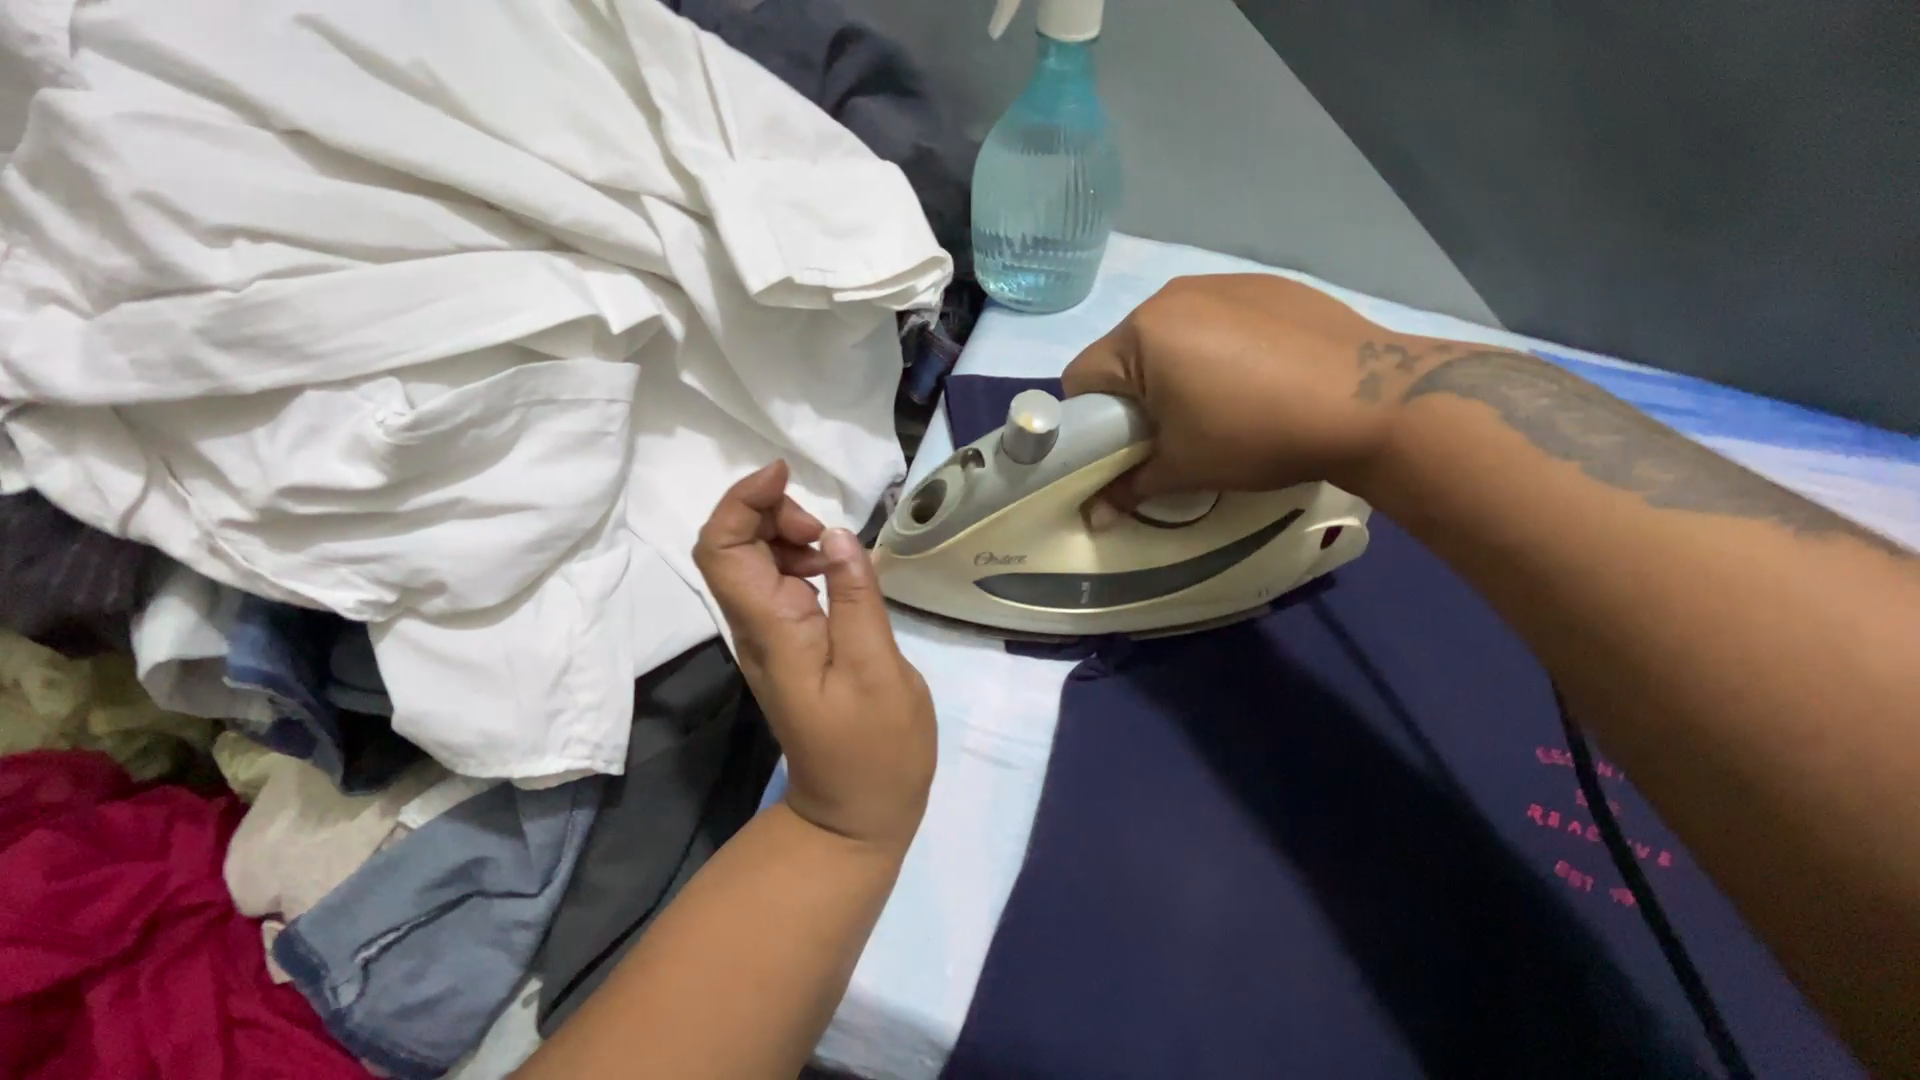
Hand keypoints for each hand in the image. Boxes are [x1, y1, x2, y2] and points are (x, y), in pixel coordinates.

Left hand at [694, 461, 935, 850]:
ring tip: (835, 547)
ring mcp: (767, 639)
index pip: (721, 550)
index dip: (740, 501)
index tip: (783, 473)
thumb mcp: (880, 673)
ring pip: (749, 562)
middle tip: (825, 527)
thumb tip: (838, 535)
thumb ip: (857, 600)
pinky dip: (798, 559)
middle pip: (728, 548)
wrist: (854, 814)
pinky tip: (834, 570)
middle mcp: (754, 630)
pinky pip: (774, 585)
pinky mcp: (786, 645)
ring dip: (783, 535)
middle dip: (767, 513)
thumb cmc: (876, 751)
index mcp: (771, 632)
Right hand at [1063, 274, 1453, 509]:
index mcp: (1141, 333)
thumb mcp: (1187, 469)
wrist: (1374, 401)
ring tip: (1224, 404)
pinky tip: (1261, 378)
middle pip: (1126, 352)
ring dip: (1178, 368)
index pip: (1081, 378)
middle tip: (1176, 432)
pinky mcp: (1267, 285)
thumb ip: (1129, 489)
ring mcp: (1223, 283)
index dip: (1092, 422)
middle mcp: (1172, 294)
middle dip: (1137, 394)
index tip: (1125, 449)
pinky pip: (1218, 317)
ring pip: (1172, 333)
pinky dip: (1222, 347)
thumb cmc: (1259, 435)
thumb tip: (1093, 518)